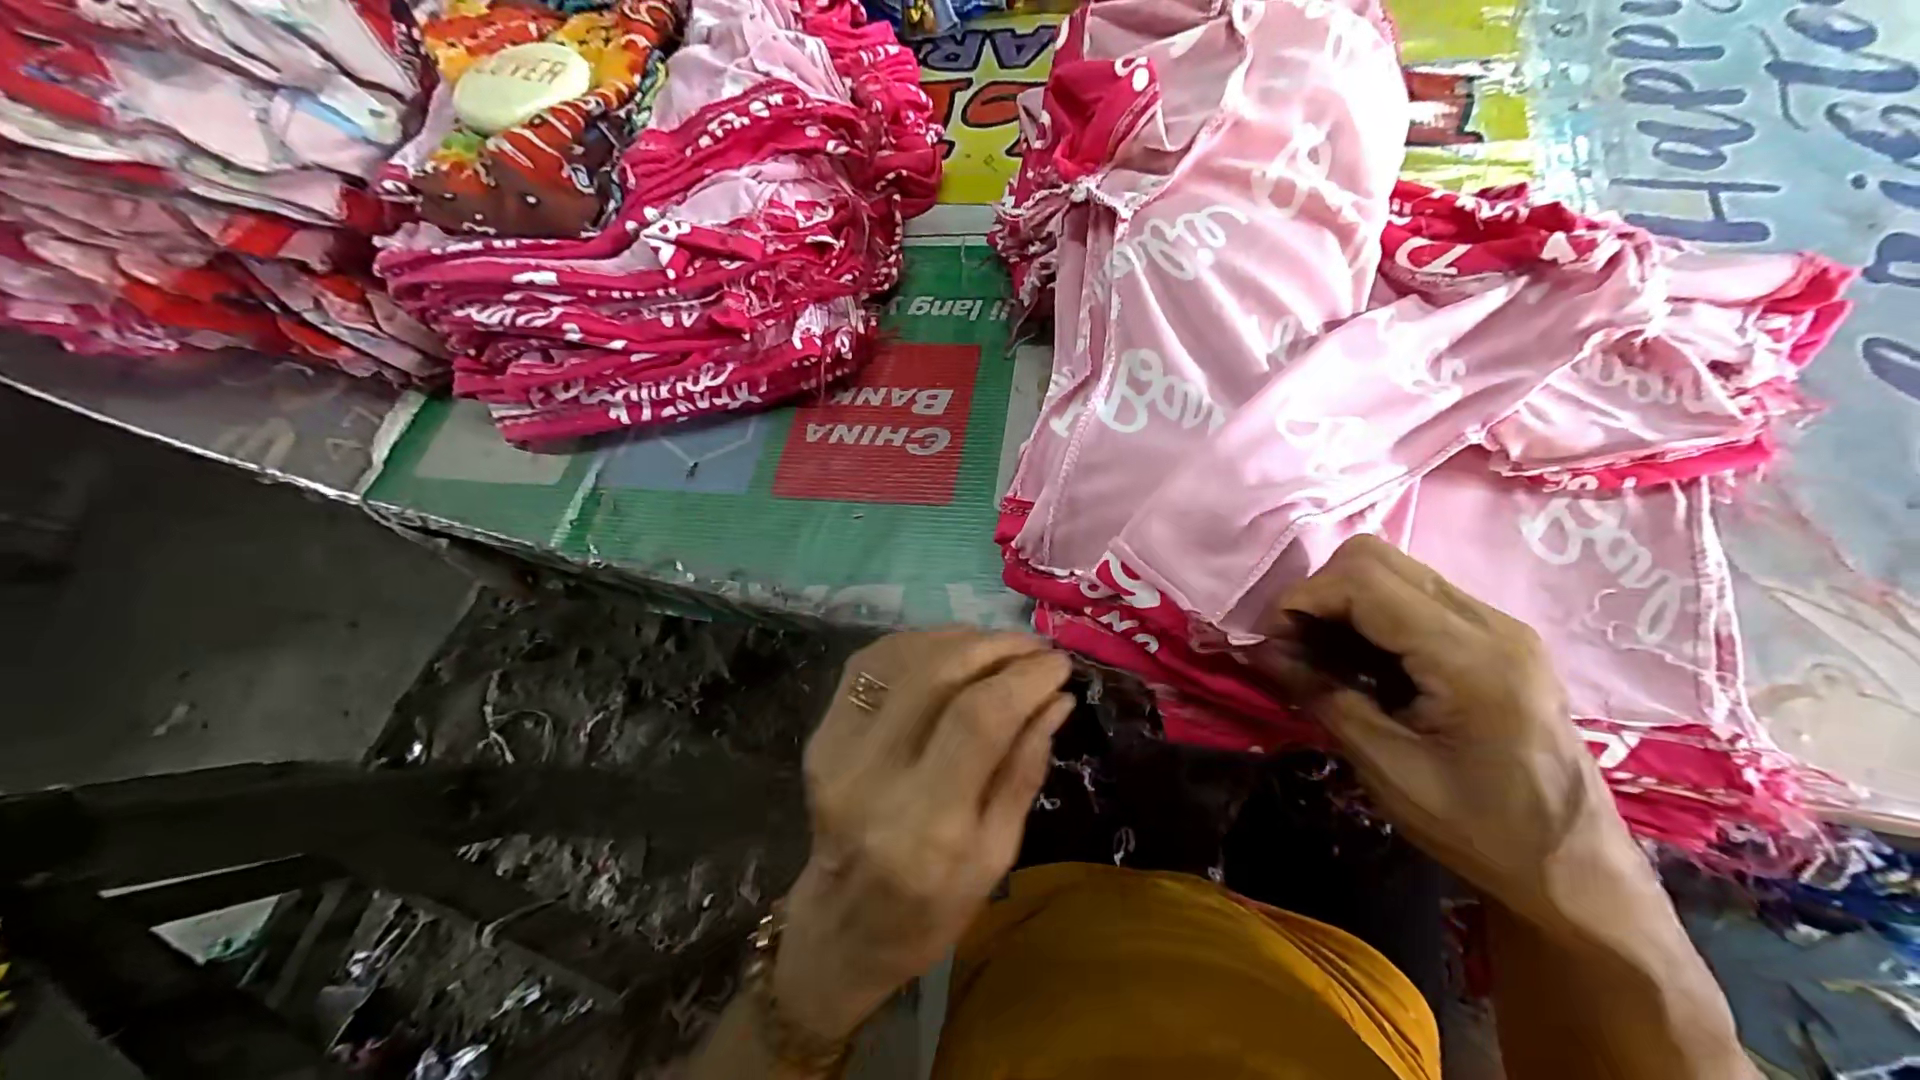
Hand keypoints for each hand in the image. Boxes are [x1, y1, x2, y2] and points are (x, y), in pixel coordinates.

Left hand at [774, 630, 1073, 1041]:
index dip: (1025, 678)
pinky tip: (952, 650)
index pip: (979, 717)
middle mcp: (871, 775)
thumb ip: (1024, 769)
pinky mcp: (819, 733)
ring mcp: (835, 748)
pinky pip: (872, 663)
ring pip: (902, 658)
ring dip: (960, 640)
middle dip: (996, 647)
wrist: (842, 926)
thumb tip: (1057, 698)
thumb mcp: (998, 854)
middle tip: (1035, 647)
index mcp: (926, 822)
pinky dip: (919, 644)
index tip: (1059, 664)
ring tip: (1001, 645)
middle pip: (937, 674)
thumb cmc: (932, 908)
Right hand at [1249, 535, 1630, 924]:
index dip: (1302, 599)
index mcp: (1471, 658)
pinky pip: (1413, 595)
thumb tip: (1263, 651)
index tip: (1272, 641)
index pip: (1364, 581)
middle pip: (1376, 558)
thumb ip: (1323, 697)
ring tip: (1319, 652)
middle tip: (1294, 644)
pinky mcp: (1494, 638)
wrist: (1575, 868)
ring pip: (1393, 570)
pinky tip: (1357, 659)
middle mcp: (1490, 624)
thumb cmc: (1481, 829)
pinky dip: (1368, 613)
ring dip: (1340, 600)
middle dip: (1317, 592)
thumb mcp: (1387, 769)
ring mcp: (1497, 626)